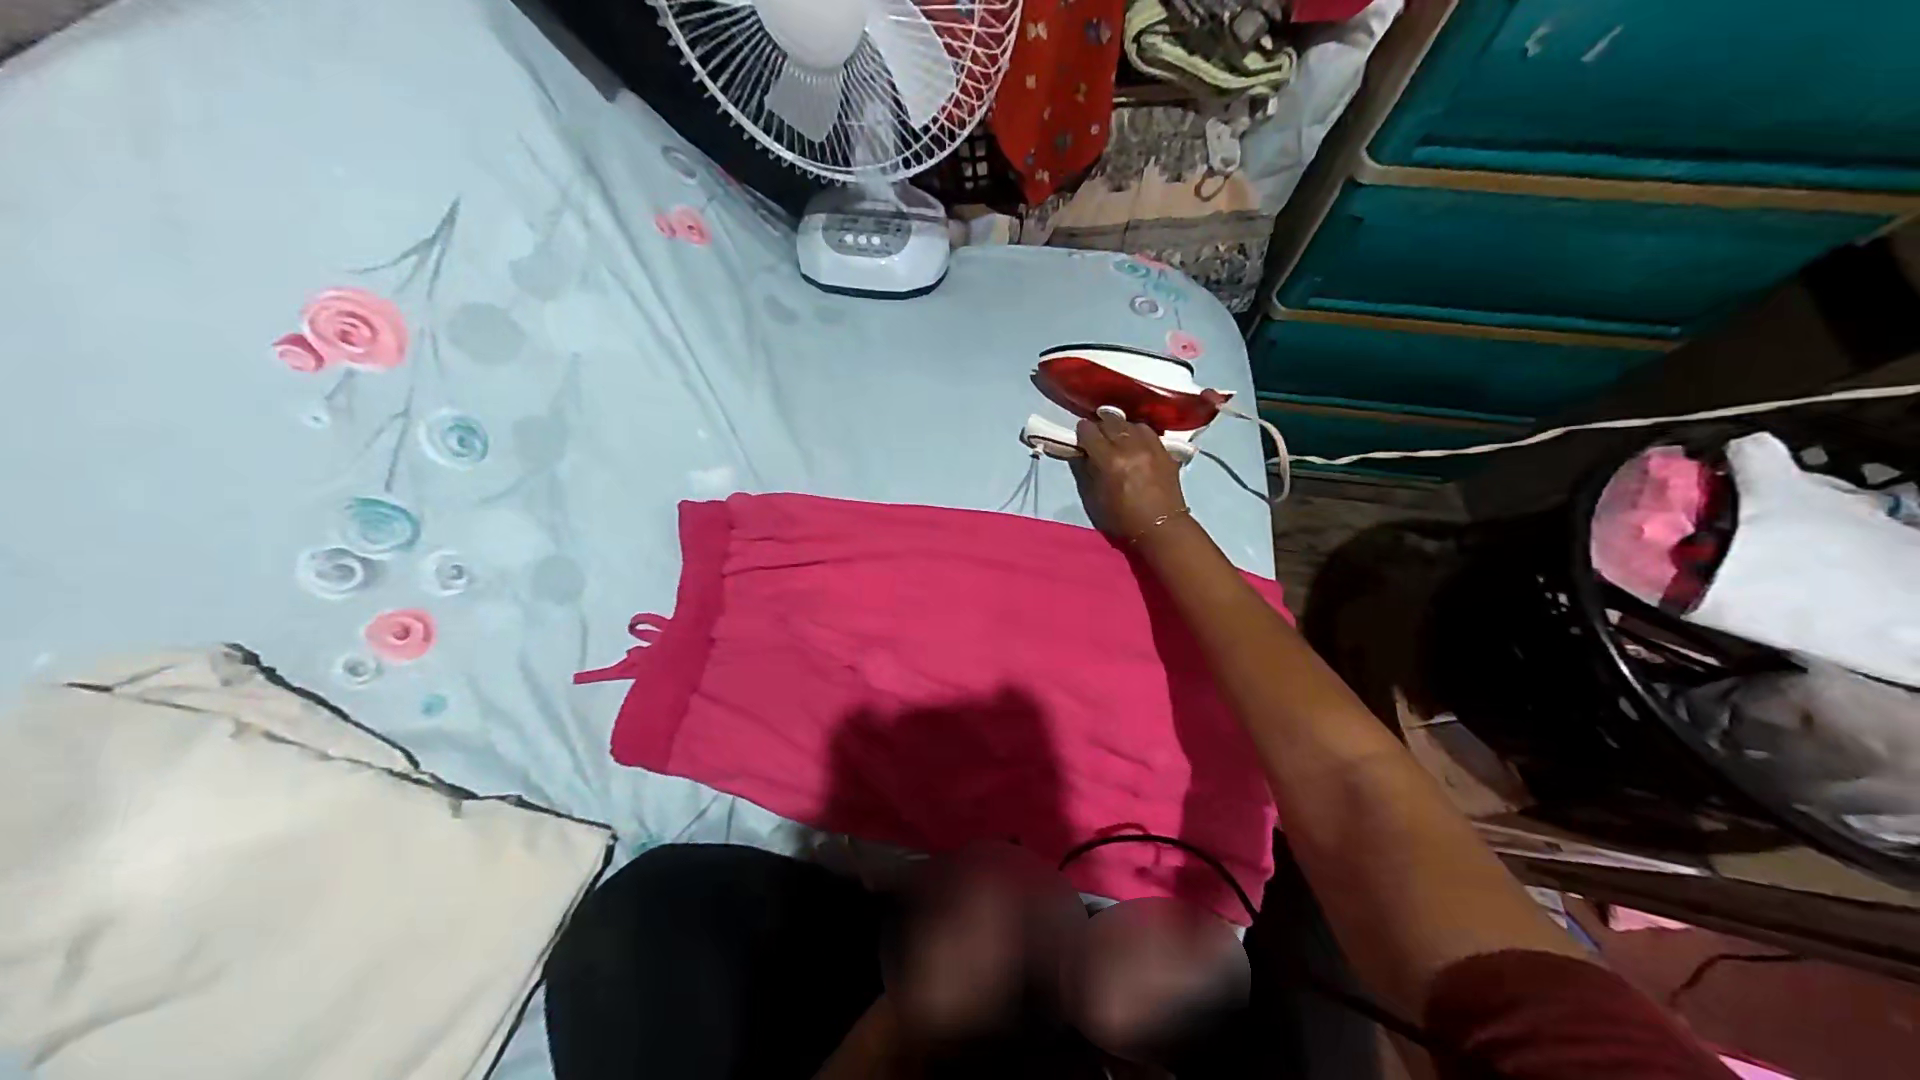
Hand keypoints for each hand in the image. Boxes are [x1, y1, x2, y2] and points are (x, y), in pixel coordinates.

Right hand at [1075, 409, 1187, 540]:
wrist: (1161, 528)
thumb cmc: (1123, 519)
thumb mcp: (1095, 497)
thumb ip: (1088, 470)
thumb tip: (1085, 453)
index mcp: (1110, 461)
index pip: (1090, 432)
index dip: (1082, 432)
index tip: (1080, 435)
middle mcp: (1130, 447)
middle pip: (1110, 422)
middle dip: (1100, 426)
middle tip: (1096, 434)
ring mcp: (1150, 446)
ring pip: (1130, 423)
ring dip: (1120, 426)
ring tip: (1117, 435)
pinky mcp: (1165, 450)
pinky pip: (1148, 431)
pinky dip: (1137, 432)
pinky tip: (1135, 440)